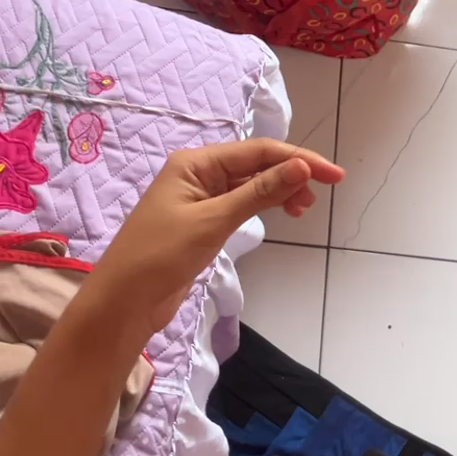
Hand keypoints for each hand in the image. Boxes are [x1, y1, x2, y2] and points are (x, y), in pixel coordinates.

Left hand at [82, 139, 344, 338]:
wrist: (123, 303)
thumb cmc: (160, 256)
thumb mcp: (213, 221)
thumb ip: (259, 192)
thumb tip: (301, 166)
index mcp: (195, 162)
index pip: (258, 151)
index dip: (298, 159)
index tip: (333, 175)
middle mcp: (198, 173)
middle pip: (255, 164)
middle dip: (290, 174)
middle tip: (322, 195)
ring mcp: (199, 198)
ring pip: (250, 185)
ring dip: (279, 191)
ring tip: (304, 208)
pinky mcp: (202, 223)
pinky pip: (240, 204)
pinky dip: (263, 207)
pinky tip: (280, 213)